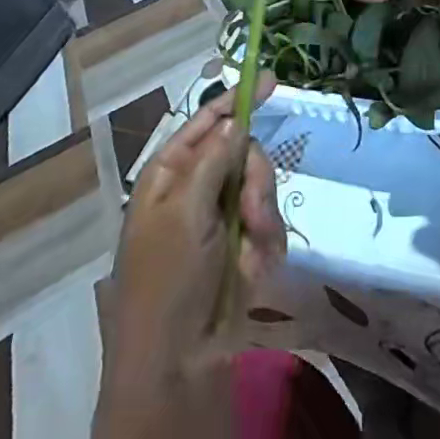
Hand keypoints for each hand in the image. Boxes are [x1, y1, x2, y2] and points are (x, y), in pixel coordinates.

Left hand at [106, 83, 285, 377]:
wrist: (179, 359)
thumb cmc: (168, 280)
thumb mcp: (186, 213)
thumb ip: (214, 161)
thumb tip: (235, 118)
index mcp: (170, 174)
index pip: (207, 123)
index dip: (236, 101)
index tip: (271, 80)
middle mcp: (197, 189)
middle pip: (242, 154)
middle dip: (254, 178)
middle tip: (251, 211)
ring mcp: (222, 218)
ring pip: (261, 188)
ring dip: (262, 215)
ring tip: (252, 248)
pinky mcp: (244, 246)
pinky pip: (270, 225)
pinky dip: (266, 244)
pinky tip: (254, 268)